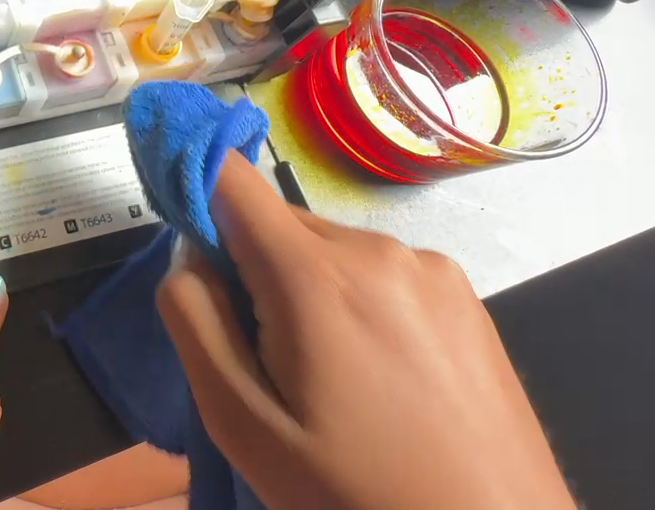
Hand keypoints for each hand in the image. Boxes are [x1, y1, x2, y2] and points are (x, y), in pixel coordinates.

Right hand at [156, 157, 573, 509]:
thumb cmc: (352, 495)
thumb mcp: (239, 420)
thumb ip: (192, 316)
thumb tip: (191, 252)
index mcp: (314, 275)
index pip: (230, 176)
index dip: (194, 188)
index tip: (190, 241)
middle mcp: (375, 249)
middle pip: (277, 221)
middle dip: (254, 266)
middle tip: (270, 351)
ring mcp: (429, 268)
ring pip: (327, 247)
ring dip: (308, 286)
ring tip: (336, 374)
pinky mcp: (465, 294)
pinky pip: (377, 269)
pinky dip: (358, 299)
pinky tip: (384, 372)